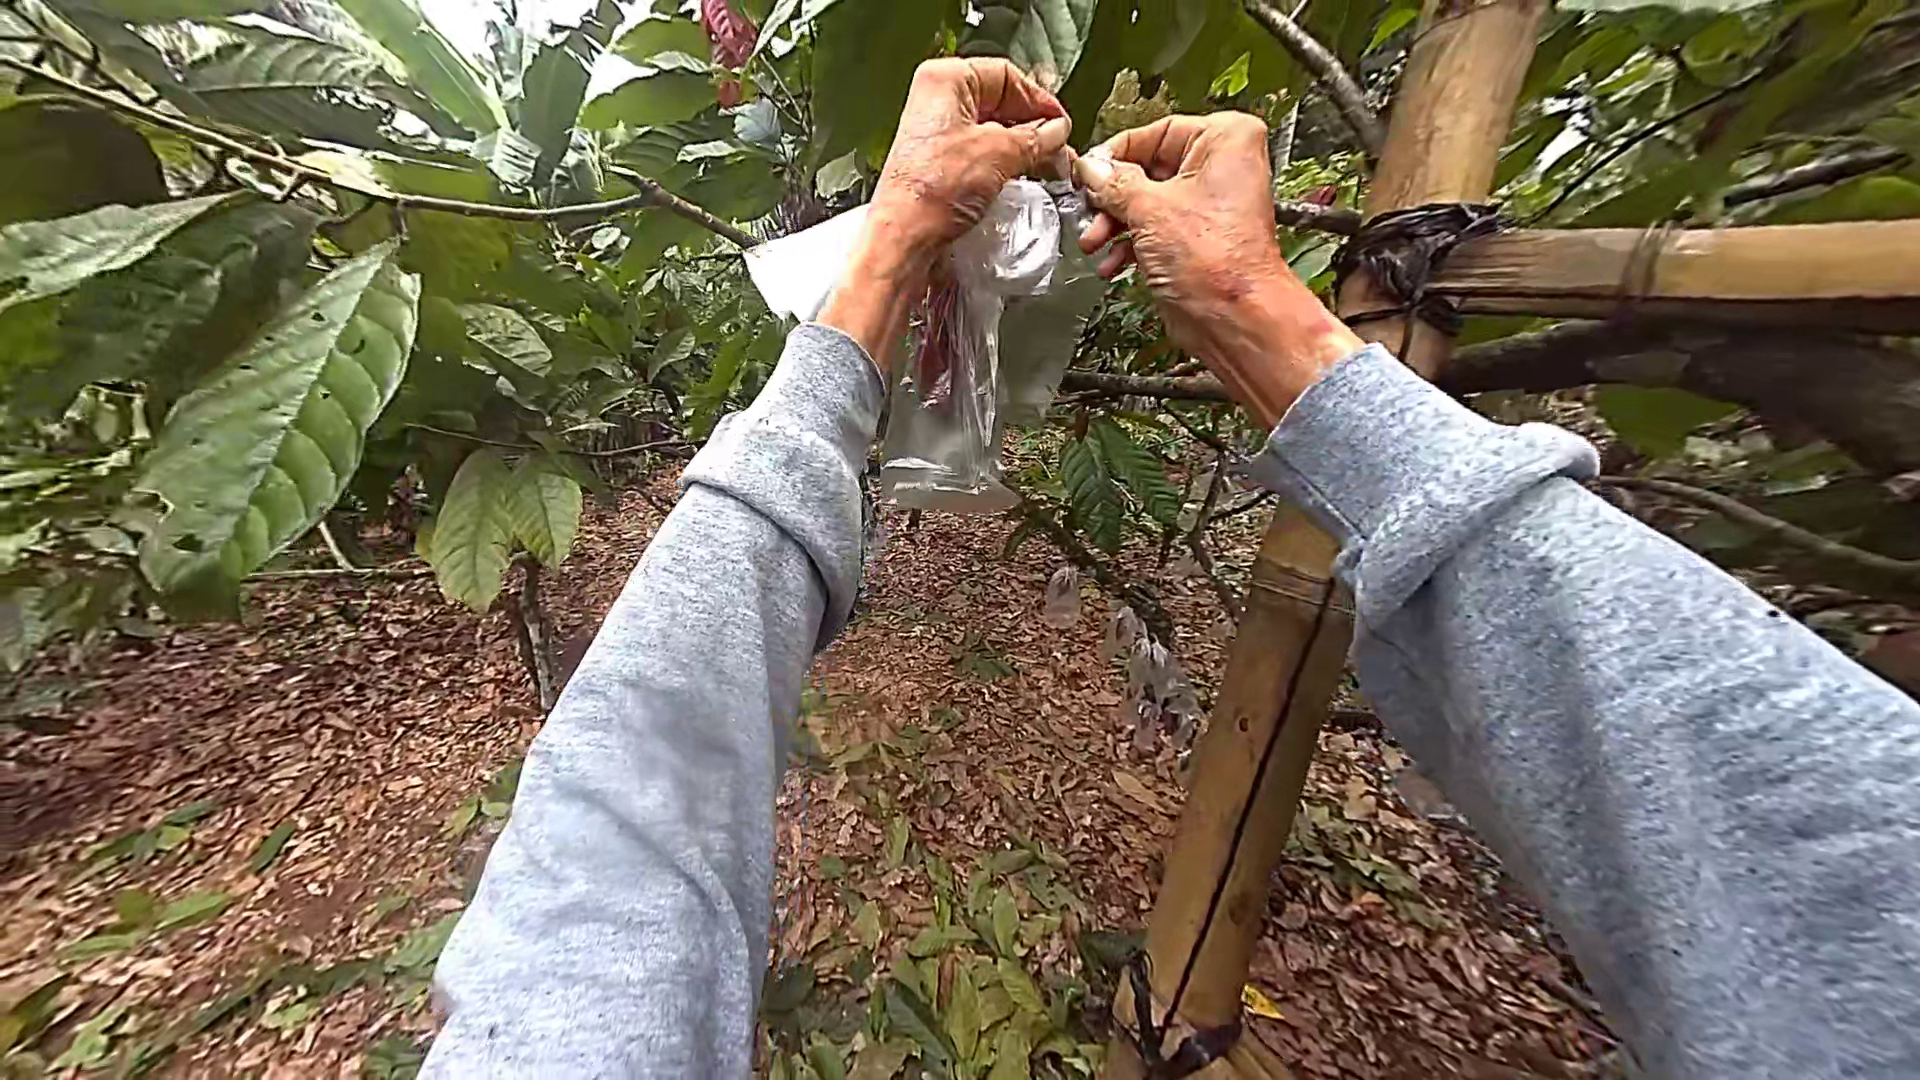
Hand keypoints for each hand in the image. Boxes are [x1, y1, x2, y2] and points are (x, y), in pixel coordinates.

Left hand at [819, 59, 1071, 371]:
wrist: (904, 241)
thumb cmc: (931, 194)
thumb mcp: (999, 154)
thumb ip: (1034, 138)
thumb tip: (1055, 132)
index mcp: (944, 81)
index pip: (1006, 76)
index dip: (1038, 101)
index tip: (1060, 124)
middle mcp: (936, 107)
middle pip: (998, 108)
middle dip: (1031, 131)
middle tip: (1056, 151)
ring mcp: (935, 142)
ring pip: (989, 139)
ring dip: (1017, 155)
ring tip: (1039, 171)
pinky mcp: (937, 175)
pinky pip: (977, 165)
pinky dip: (999, 174)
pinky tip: (1013, 187)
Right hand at [1074, 113, 1361, 426]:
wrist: (1231, 315)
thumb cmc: (1216, 261)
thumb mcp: (1149, 210)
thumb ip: (1114, 184)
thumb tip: (1092, 169)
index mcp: (1223, 139)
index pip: (1154, 133)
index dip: (1114, 156)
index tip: (1086, 173)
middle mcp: (1217, 169)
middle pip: (1145, 172)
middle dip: (1111, 201)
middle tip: (1089, 215)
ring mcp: (1203, 208)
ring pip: (1143, 206)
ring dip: (1113, 227)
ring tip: (1095, 244)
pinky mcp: (1191, 243)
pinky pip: (1150, 234)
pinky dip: (1128, 247)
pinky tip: (1112, 263)